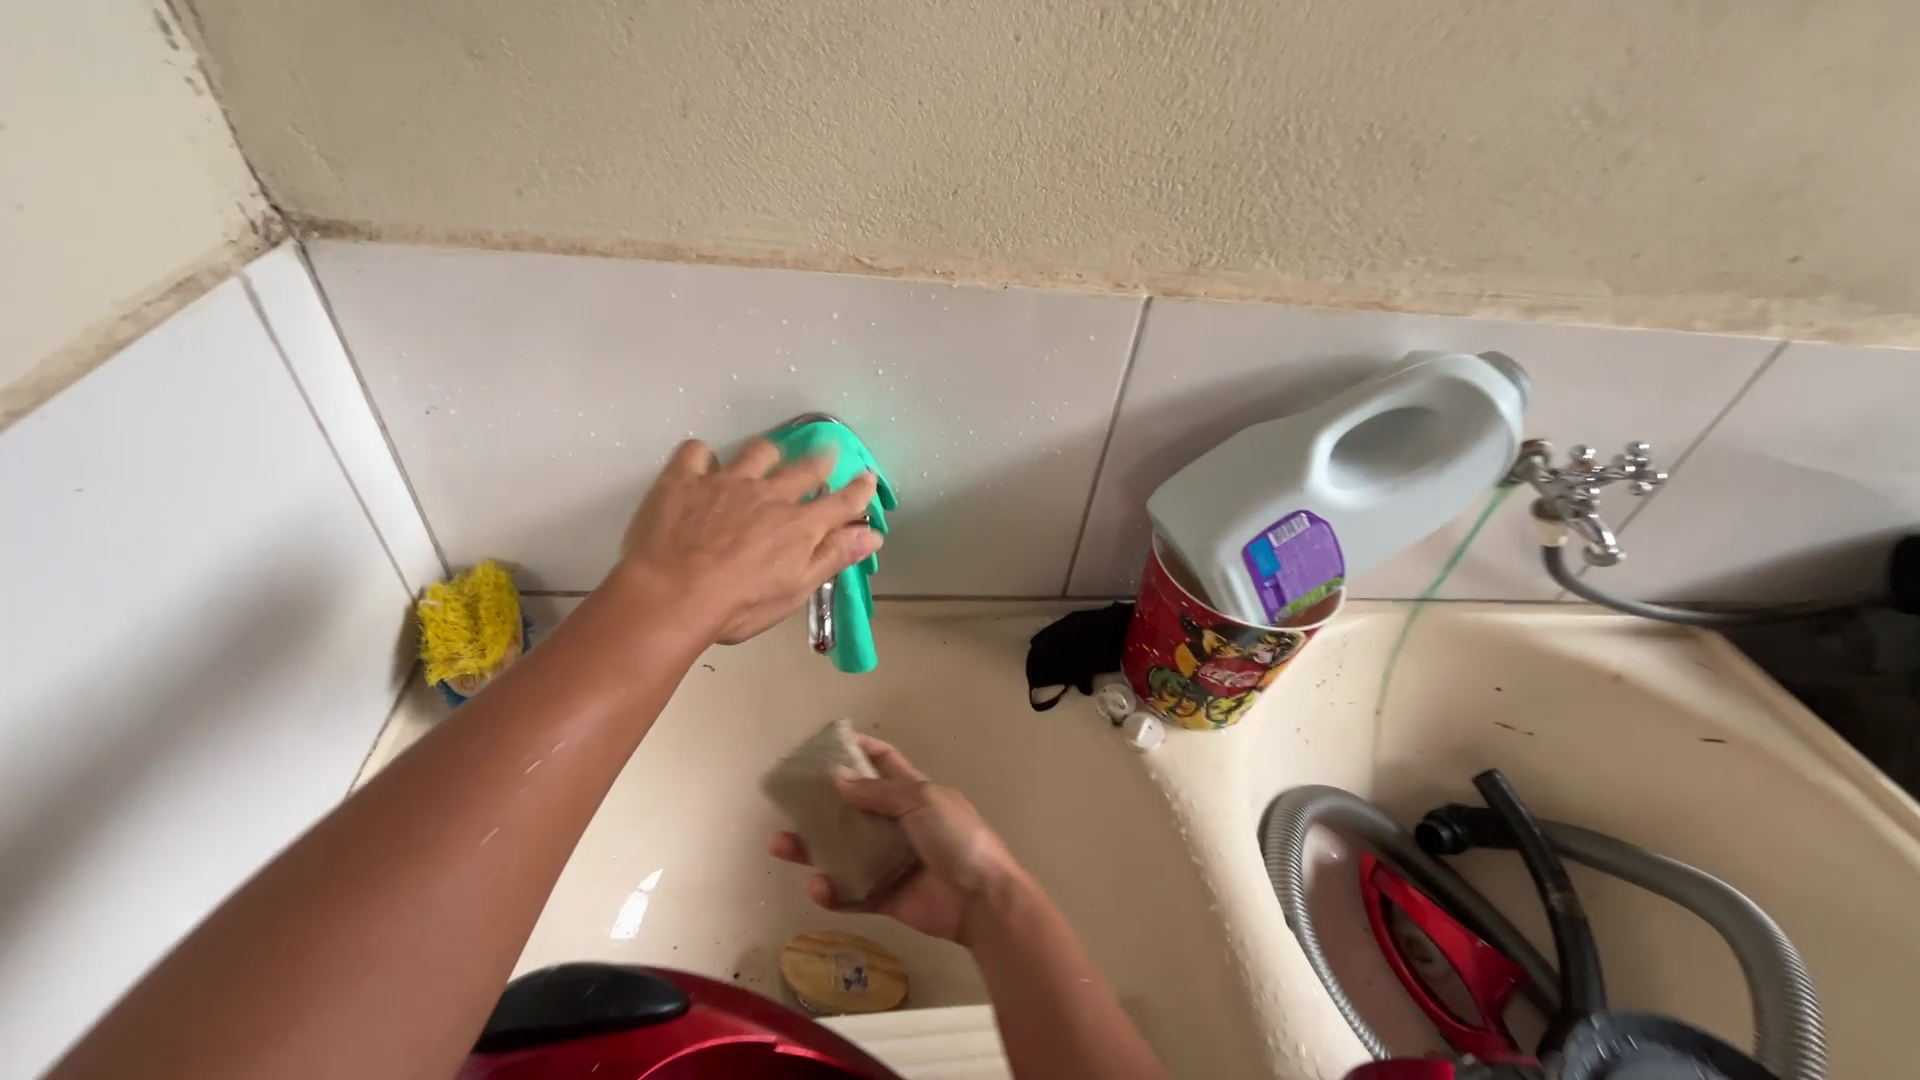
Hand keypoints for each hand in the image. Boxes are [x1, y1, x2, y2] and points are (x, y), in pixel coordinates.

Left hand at [616, 438, 881, 643]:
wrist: (671, 596)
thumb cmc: (739, 605)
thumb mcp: (795, 590)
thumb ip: (833, 556)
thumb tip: (872, 535)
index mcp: (799, 525)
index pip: (841, 502)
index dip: (859, 490)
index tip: (868, 477)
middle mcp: (769, 494)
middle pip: (803, 469)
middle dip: (820, 461)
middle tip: (826, 453)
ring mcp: (726, 482)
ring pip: (757, 452)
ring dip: (768, 453)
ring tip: (768, 456)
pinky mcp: (685, 479)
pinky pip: (697, 452)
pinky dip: (704, 456)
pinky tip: (702, 465)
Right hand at [769, 735, 1021, 944]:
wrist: (982, 899)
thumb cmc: (957, 838)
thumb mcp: (922, 800)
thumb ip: (878, 792)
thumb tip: (837, 778)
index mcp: (915, 793)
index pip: (884, 763)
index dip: (859, 750)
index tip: (826, 745)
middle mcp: (900, 824)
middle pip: (853, 809)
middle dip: (821, 805)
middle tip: (787, 802)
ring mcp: (891, 861)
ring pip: (844, 851)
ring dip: (813, 848)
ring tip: (780, 845)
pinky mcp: (886, 896)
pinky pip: (852, 892)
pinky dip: (833, 891)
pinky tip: (816, 886)